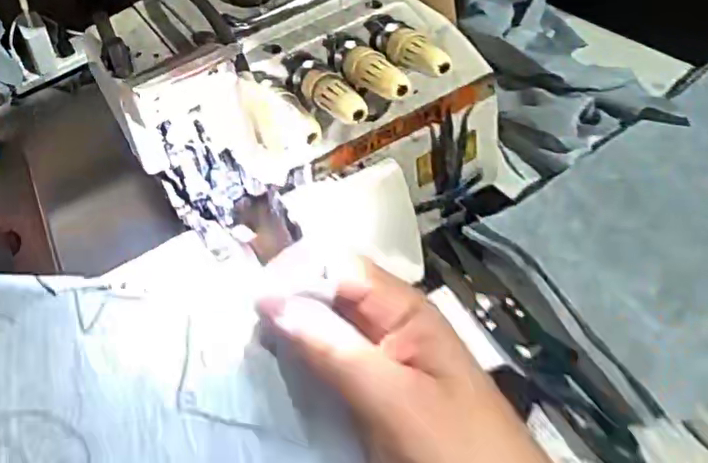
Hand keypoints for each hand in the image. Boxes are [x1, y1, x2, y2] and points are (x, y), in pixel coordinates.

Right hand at [259, 253, 548, 462]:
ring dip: (294, 330)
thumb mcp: (394, 399)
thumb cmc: (457, 449)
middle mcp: (392, 321)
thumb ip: (334, 347)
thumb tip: (273, 298)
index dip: (296, 272)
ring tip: (259, 345)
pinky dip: (307, 362)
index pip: (339, 264)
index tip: (255, 299)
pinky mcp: (380, 393)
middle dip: (290, 298)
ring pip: (328, 325)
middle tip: (250, 324)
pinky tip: (285, 371)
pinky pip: (334, 363)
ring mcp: (386, 358)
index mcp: (404, 306)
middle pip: (331, 289)